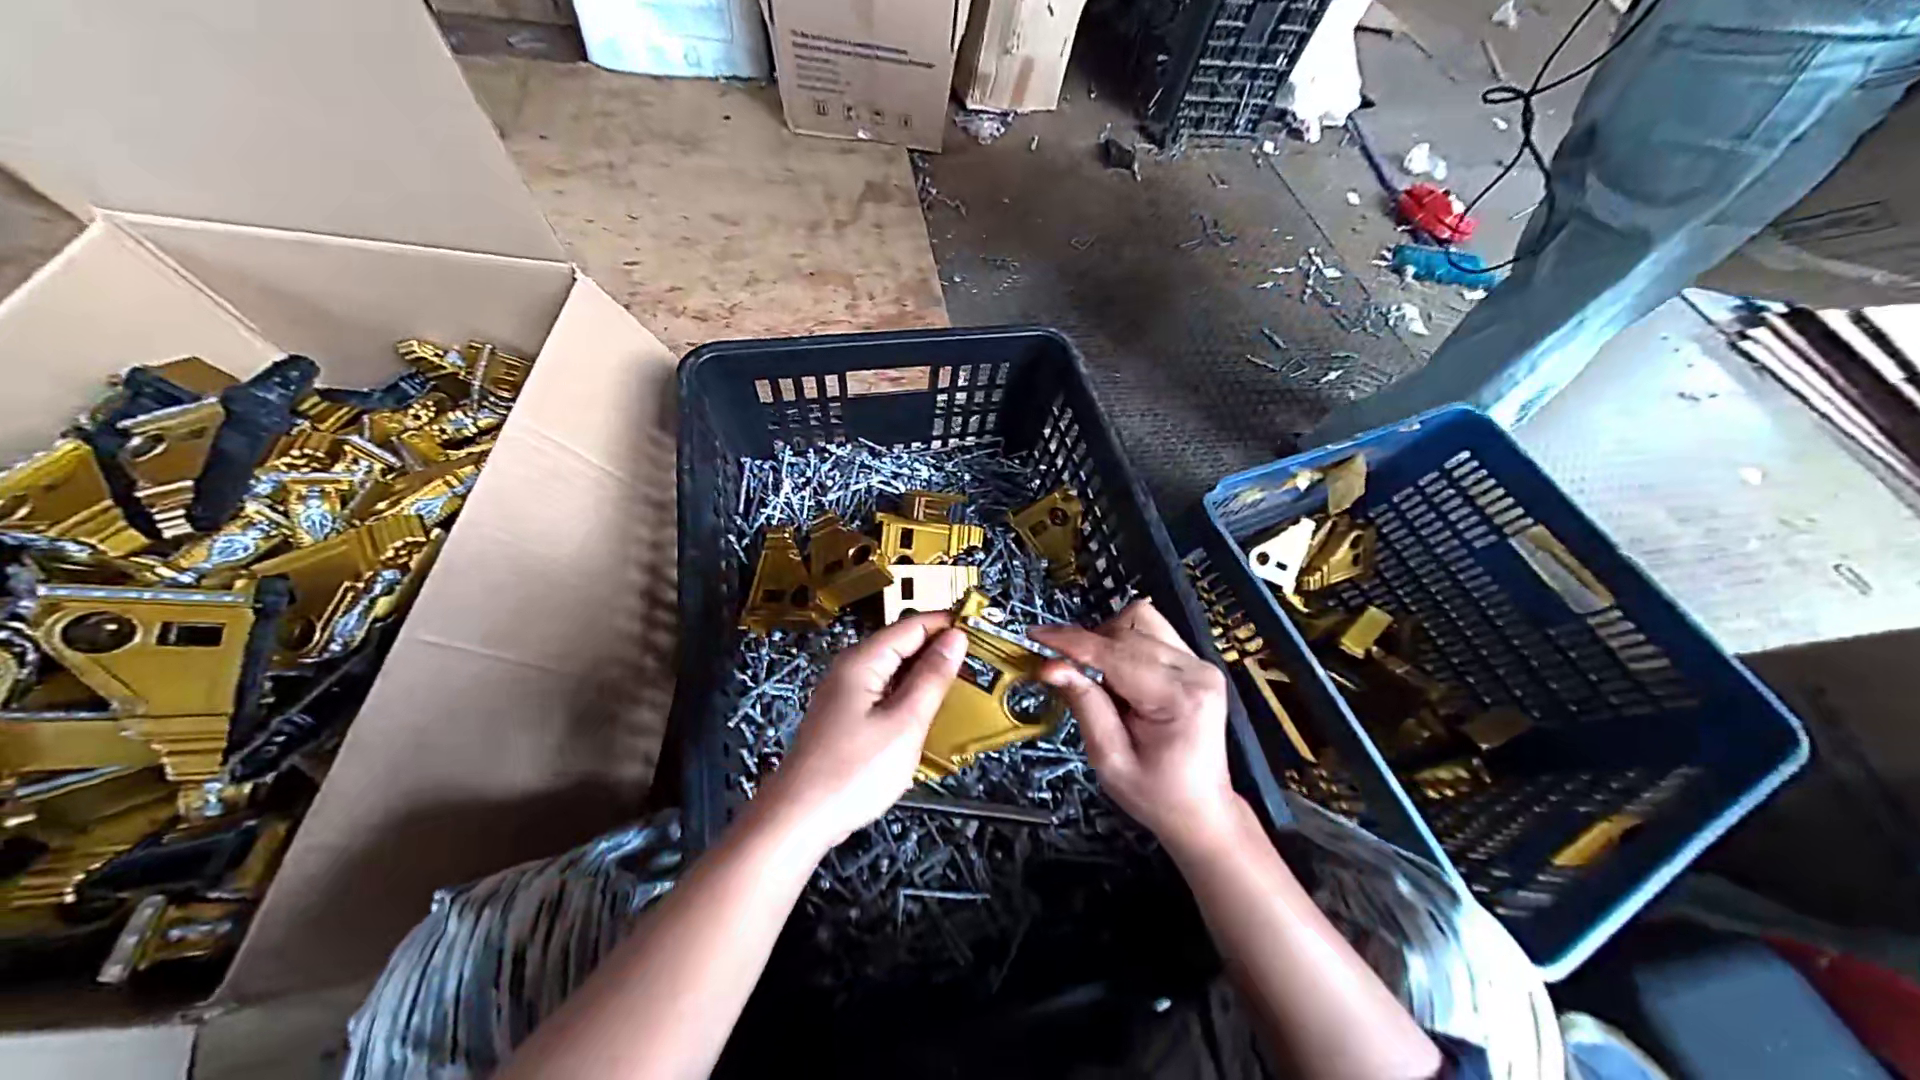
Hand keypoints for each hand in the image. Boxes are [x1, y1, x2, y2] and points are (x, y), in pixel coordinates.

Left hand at [763, 612, 967, 845]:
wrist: (799, 818)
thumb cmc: (850, 773)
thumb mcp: (905, 723)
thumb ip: (932, 678)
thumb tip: (954, 640)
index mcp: (862, 662)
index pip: (912, 626)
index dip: (947, 624)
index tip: (979, 629)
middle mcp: (849, 671)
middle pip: (901, 645)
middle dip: (938, 649)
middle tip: (977, 661)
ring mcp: (844, 695)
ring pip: (893, 671)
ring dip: (925, 674)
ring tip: (960, 684)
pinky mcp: (845, 719)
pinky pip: (883, 694)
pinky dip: (908, 696)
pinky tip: (926, 712)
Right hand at [1030, 601, 1240, 851]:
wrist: (1199, 808)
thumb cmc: (1157, 794)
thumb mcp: (1110, 759)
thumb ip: (1085, 705)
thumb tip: (1053, 666)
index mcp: (1179, 699)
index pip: (1115, 654)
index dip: (1070, 643)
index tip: (1036, 638)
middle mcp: (1196, 672)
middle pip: (1125, 633)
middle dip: (1085, 647)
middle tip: (1059, 671)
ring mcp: (1198, 664)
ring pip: (1137, 622)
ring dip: (1106, 640)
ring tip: (1094, 676)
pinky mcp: (1194, 662)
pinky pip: (1151, 631)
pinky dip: (1123, 643)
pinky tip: (1115, 673)